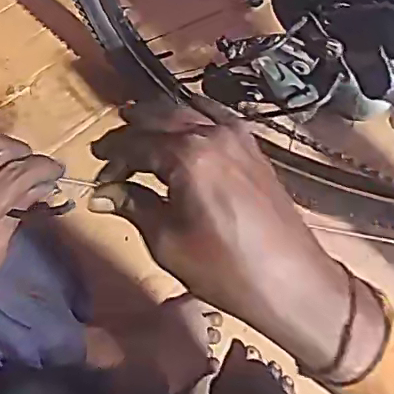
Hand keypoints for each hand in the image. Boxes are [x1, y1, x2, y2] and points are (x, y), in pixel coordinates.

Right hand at [89, 98, 360, 374]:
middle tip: (109, 153)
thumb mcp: (168, 242)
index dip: (111, 158)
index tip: (99, 176)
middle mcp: (211, 132)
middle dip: (129, 133)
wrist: (294, 282)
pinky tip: (176, 137)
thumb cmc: (227, 269)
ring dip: (156, 122)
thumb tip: (102, 194)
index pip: (135, 143)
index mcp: (188, 154)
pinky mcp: (250, 144)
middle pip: (158, 117)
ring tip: (135, 138)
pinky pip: (209, 118)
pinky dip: (186, 122)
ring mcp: (235, 134)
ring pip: (184, 111)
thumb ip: (133, 205)